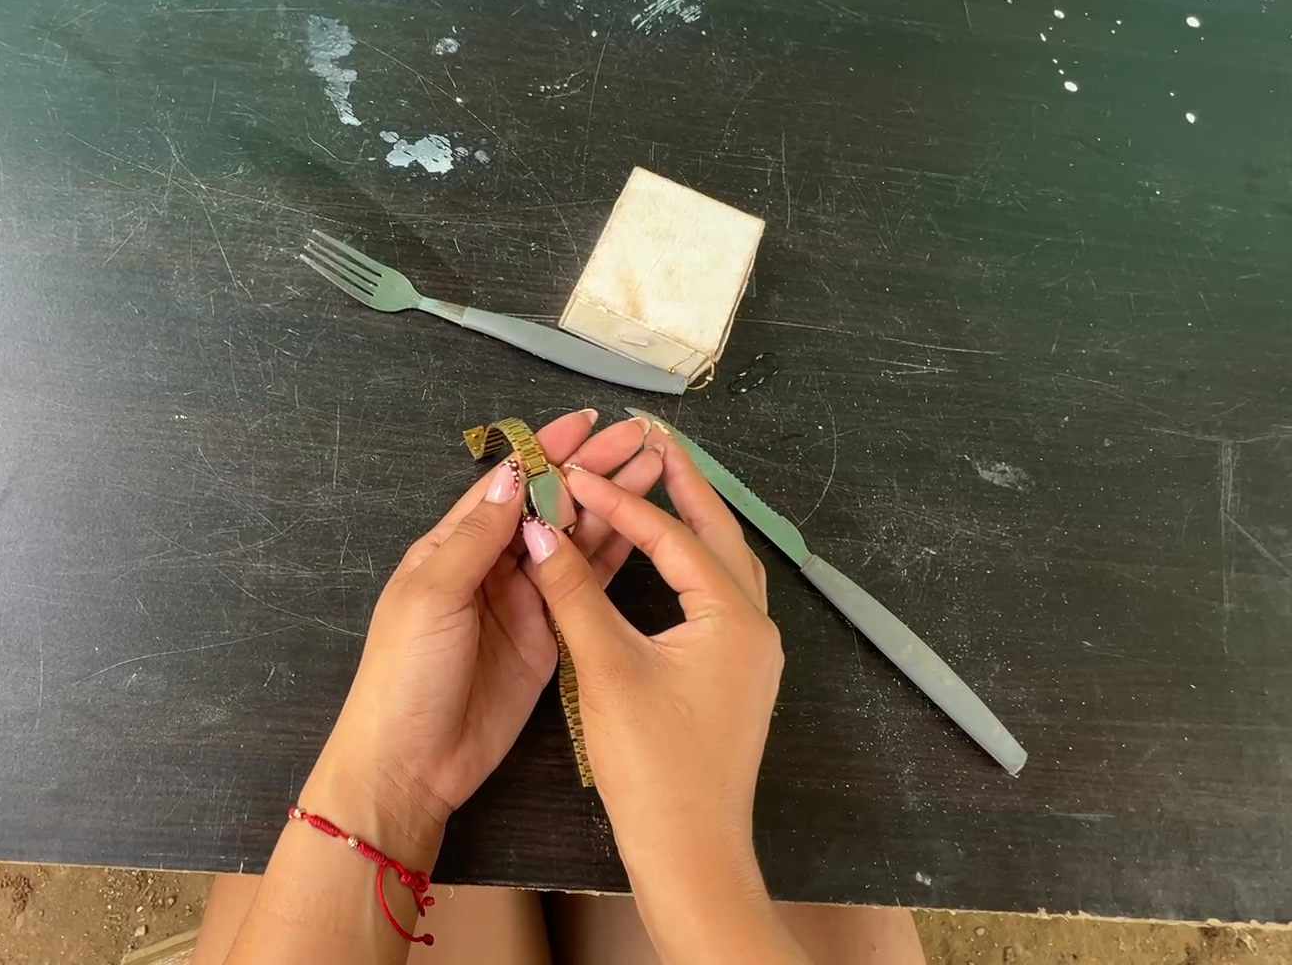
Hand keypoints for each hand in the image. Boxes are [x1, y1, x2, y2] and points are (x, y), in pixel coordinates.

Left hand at [302, 409, 661, 863]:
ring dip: (609, 506)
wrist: (412, 762)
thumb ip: (476, 537)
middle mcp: (490, 564)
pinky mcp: (549, 636)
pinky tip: (641, 528)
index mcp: (453, 545)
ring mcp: (524, 600)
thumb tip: (513, 474)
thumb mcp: (433, 595)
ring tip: (652, 470)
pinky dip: (610, 556)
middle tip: (639, 439)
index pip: (506, 485)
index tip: (587, 422)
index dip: (546, 452)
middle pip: (546, 506)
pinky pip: (582, 586)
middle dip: (589, 471)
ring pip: (571, 540)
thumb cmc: (408, 670)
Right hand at [521, 431, 807, 963]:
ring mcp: (748, 650)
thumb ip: (572, 591)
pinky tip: (665, 550)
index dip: (620, 501)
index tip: (575, 472)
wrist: (689, 854)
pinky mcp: (732, 670)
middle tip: (653, 437)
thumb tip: (538, 528)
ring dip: (693, 516)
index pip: (672, 537)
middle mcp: (753, 625)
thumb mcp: (606, 667)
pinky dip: (690, 556)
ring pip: (724, 561)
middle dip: (686, 483)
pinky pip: (715, 590)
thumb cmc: (652, 761)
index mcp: (732, 617)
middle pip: (720, 533)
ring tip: (661, 476)